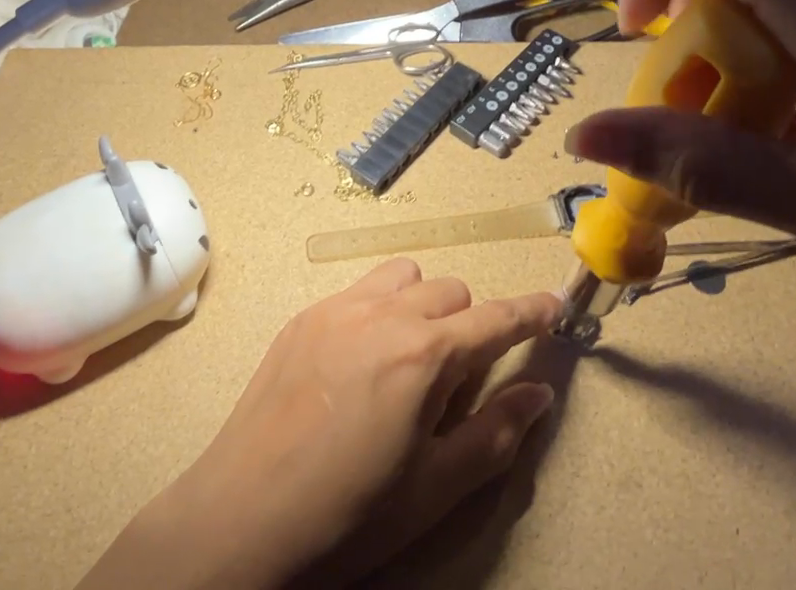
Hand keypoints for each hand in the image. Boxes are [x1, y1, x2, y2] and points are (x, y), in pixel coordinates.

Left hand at [79, 261, 559, 589]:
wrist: (241, 517)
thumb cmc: (349, 512)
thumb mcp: (436, 487)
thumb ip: (497, 432)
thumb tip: (539, 391)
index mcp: (424, 356)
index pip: (494, 320)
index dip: (530, 312)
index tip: (553, 305)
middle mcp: (382, 316)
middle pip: (450, 291)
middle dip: (470, 322)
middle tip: (458, 377)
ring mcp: (335, 310)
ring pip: (402, 277)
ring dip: (423, 304)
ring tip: (411, 357)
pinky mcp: (301, 319)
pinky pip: (358, 291)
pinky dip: (379, 308)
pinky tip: (362, 359)